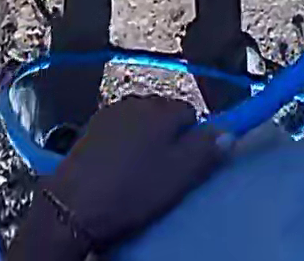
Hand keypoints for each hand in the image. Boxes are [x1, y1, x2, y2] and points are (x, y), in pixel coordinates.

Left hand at [41, 96, 229, 247]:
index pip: (190, 112)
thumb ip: (205, 150)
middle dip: (168, 134)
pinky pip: (119, 127)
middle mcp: (138, 100)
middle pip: (164, 113)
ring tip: (140, 169)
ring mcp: (112, 110)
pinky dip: (123, 141)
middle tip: (165, 169)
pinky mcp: (92, 125)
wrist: (74, 203)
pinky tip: (118, 165)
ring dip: (144, 136)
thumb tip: (228, 132)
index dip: (192, 137)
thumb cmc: (132, 190)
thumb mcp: (178, 176)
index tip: (187, 162)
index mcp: (163, 109)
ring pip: (140, 119)